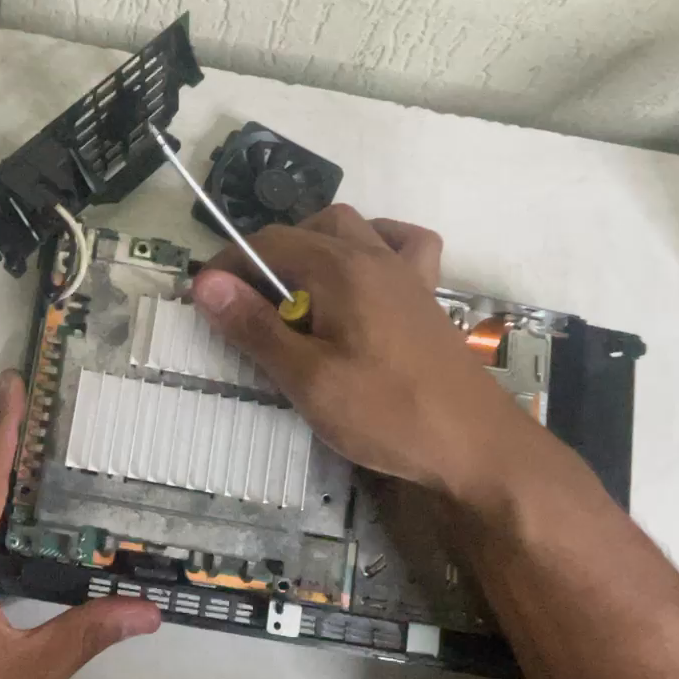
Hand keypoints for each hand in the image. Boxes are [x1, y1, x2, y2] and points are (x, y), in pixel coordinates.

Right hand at [191, 204, 540, 506]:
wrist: (478, 449)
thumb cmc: (388, 414)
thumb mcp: (308, 378)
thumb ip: (256, 327)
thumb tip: (206, 284)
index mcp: (343, 270)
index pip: (270, 243)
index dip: (228, 263)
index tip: (201, 297)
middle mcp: (376, 257)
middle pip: (309, 228)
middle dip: (267, 255)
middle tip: (244, 303)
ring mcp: (407, 275)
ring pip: (353, 229)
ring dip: (314, 246)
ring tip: (294, 290)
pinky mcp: (426, 298)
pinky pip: (402, 247)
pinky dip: (373, 246)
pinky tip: (360, 276)